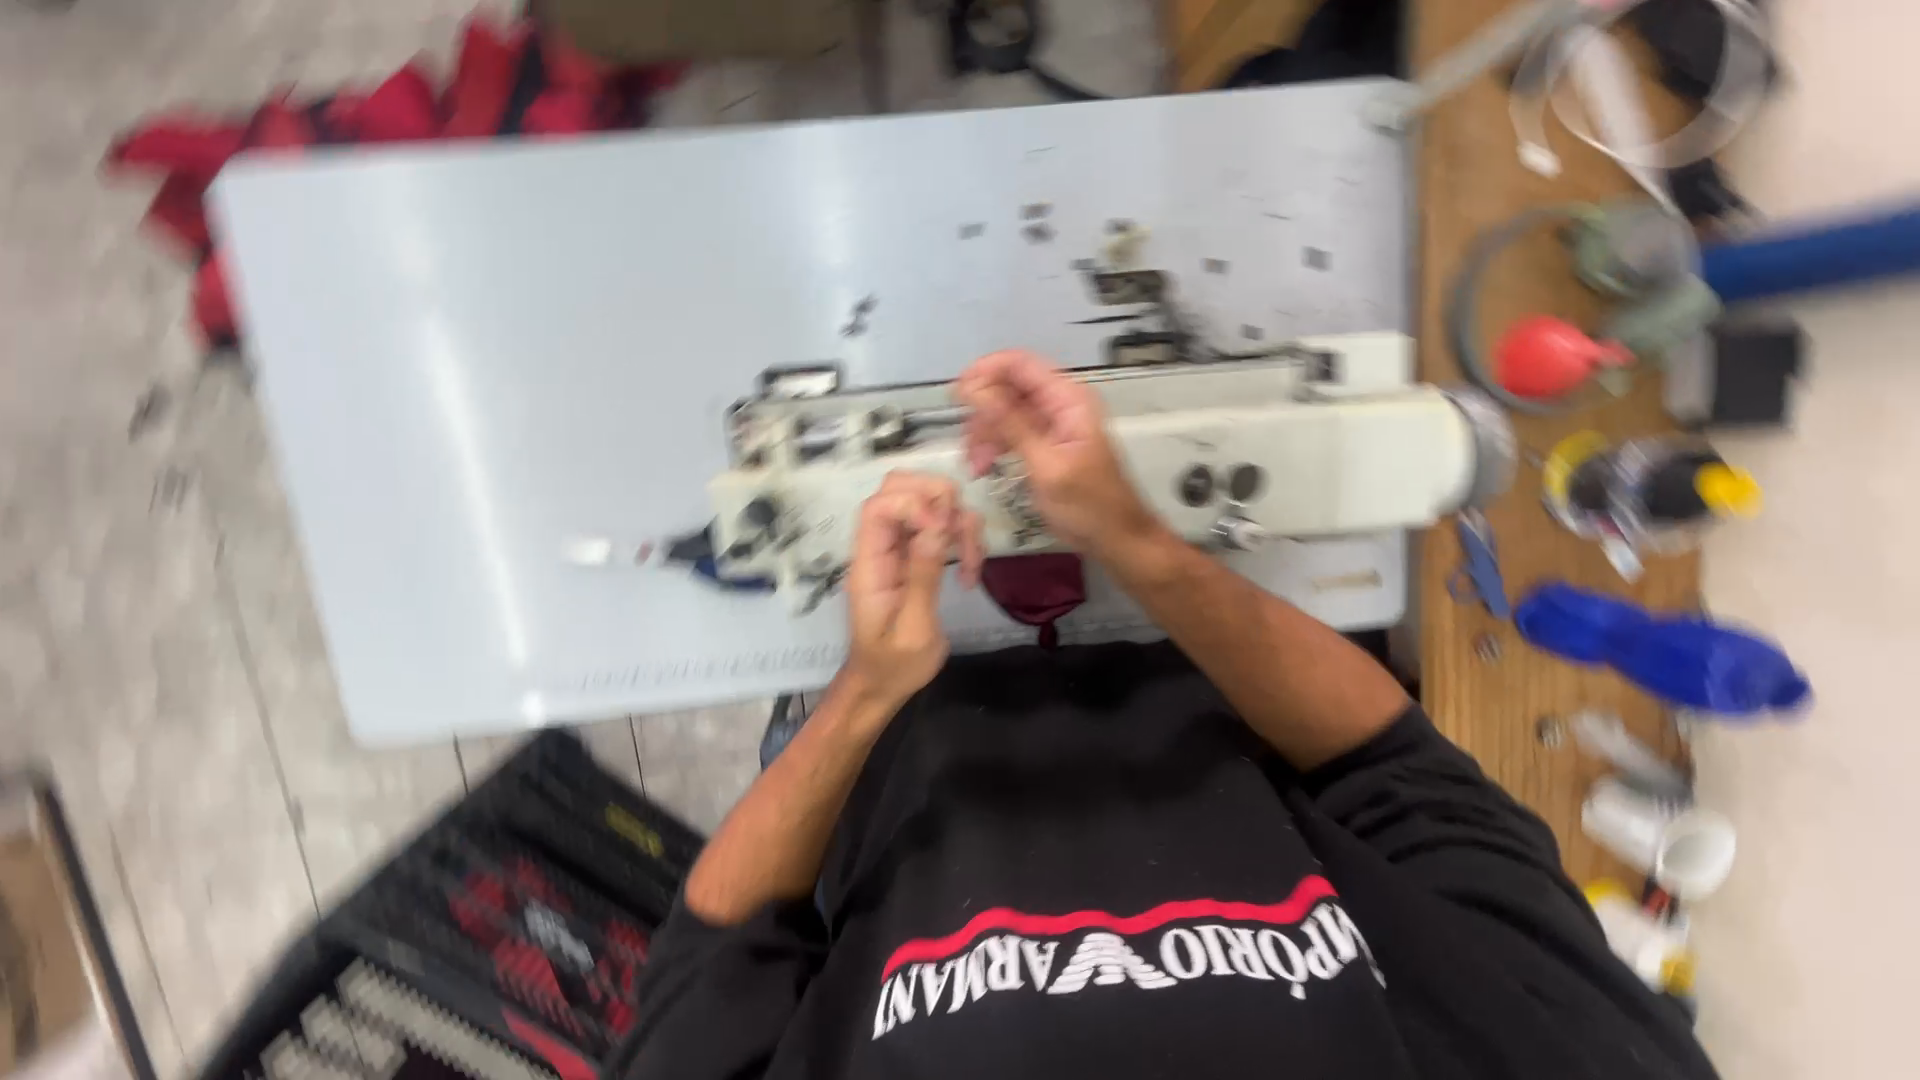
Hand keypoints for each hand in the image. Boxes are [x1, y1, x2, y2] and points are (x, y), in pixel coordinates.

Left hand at [841, 472, 983, 714]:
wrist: (883, 685)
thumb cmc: (893, 665)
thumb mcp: (913, 631)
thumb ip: (922, 578)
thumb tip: (935, 528)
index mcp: (869, 565)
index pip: (879, 506)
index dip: (914, 504)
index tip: (942, 533)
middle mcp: (881, 548)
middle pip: (901, 489)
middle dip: (939, 499)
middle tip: (960, 536)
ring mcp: (899, 550)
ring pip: (929, 504)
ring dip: (959, 525)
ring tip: (970, 566)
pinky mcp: (917, 557)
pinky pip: (940, 529)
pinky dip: (962, 540)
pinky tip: (968, 573)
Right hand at [953, 349, 1159, 557]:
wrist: (1115, 538)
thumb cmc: (1088, 505)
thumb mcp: (1045, 464)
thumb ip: (1010, 423)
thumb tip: (973, 389)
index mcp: (1068, 399)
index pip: (1019, 364)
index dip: (984, 372)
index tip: (957, 395)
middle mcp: (1058, 404)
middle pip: (1007, 388)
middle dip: (981, 413)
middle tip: (967, 443)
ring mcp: (1050, 425)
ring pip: (1002, 412)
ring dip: (983, 435)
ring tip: (977, 465)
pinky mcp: (1041, 445)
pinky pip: (1008, 433)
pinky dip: (992, 447)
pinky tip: (983, 467)